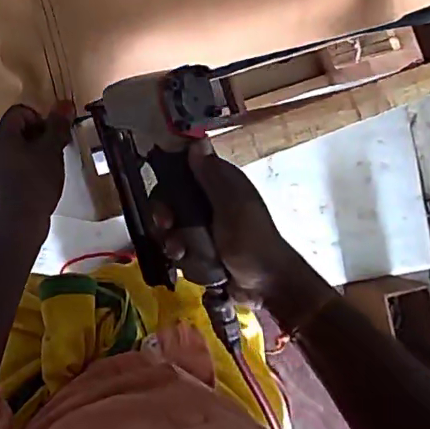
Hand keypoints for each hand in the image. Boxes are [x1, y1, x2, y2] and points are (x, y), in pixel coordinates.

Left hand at [0, 103, 71, 244]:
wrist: (21, 224)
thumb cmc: (35, 183)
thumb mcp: (51, 150)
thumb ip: (57, 125)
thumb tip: (63, 104)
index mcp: (3, 136)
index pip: (20, 111)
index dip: (40, 116)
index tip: (55, 132)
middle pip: (18, 127)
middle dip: (41, 132)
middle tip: (57, 145)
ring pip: (18, 145)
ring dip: (38, 148)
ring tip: (53, 161)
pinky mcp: (1, 181)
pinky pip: (16, 161)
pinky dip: (31, 162)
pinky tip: (44, 176)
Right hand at [152, 142, 331, 322]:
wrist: (265, 287)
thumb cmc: (251, 241)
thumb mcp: (232, 205)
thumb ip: (212, 176)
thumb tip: (197, 141)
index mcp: (221, 182)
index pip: (183, 170)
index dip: (168, 181)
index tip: (164, 196)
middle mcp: (210, 201)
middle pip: (171, 201)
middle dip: (166, 217)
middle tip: (168, 228)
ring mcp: (205, 228)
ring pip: (172, 228)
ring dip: (174, 241)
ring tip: (182, 253)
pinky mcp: (201, 251)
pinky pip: (179, 249)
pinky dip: (182, 257)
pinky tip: (186, 263)